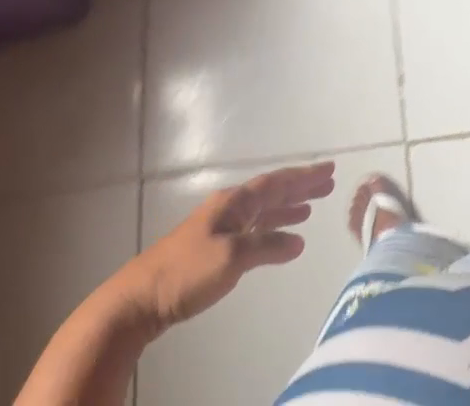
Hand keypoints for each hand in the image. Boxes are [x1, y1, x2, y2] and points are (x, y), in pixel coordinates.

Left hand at [117, 161, 335, 330]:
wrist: (140, 299)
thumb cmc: (187, 273)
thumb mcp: (232, 257)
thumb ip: (267, 246)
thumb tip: (298, 241)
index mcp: (234, 203)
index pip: (276, 183)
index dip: (303, 177)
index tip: (329, 170)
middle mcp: (229, 208)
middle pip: (271, 192)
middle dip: (299, 187)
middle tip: (328, 182)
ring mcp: (220, 227)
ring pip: (262, 210)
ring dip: (287, 206)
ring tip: (311, 207)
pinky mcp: (214, 247)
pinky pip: (253, 227)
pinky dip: (272, 226)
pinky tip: (281, 236)